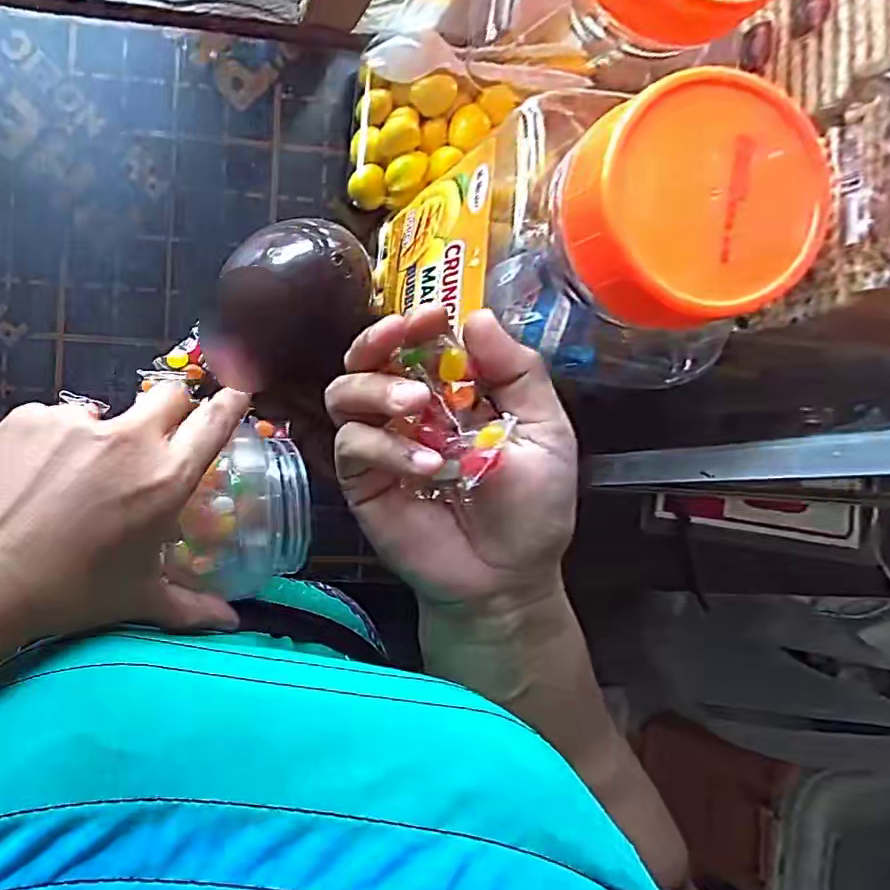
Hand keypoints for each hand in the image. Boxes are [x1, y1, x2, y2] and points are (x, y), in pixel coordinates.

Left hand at [0, 384, 251, 644]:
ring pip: (101, 415)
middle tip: (151, 441)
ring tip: (69, 482)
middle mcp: (126, 438)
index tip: (230, 397)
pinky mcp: (28, 417)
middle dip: (169, 410)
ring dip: (97, 439)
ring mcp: (74, 422)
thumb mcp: (137, 597)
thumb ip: (191, 606)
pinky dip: (51, 443)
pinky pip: (53, 422)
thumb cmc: (71, 591)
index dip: (226, 404)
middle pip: (166, 395)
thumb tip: (230, 622)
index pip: (214, 420)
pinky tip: (33, 478)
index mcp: (164, 478)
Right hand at [325, 306, 577, 616]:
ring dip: (375, 388)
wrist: (504, 575)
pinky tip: (423, 467)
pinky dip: (384, 447)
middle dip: (376, 342)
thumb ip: (516, 376)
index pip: (416, 345)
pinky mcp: (357, 478)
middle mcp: (404, 412)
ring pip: (343, 394)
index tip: (430, 314)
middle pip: (363, 361)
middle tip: (396, 337)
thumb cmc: (530, 508)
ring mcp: (376, 444)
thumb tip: (477, 318)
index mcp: (449, 393)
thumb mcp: (546, 433)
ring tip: (412, 405)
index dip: (415, 324)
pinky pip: (351, 445)